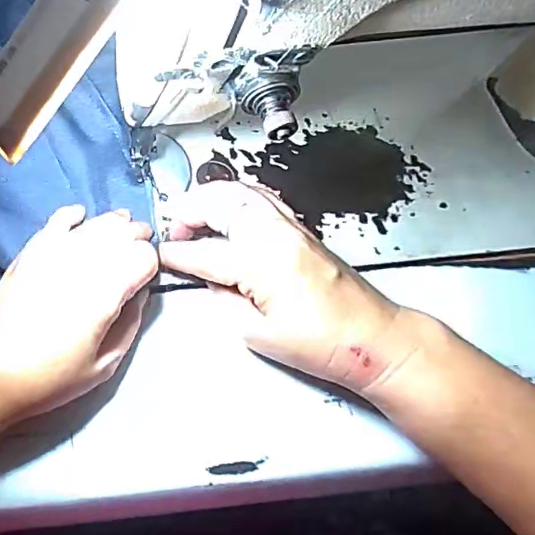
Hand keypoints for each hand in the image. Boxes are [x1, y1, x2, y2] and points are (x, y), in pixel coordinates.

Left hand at [0, 205, 158, 428]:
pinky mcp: (32, 248)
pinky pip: (60, 218)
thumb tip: (138, 293)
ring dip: (114, 225)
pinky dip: (76, 215)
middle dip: (138, 240)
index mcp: (105, 292)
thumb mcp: (104, 365)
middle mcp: (83, 262)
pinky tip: (82, 220)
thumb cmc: (49, 376)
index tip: (147, 278)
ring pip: (97, 222)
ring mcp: (55, 250)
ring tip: (121, 232)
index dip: (151, 265)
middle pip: (124, 232)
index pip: (145, 256)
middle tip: (137, 257)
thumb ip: (130, 324)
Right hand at [157, 180, 424, 394]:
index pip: (203, 252)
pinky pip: (262, 195)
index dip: (175, 253)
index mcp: (260, 263)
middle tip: (175, 229)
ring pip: (241, 190)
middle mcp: (275, 235)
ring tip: (195, 215)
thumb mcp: (258, 334)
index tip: (160, 255)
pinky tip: (229, 208)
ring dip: (210, 197)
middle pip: (219, 202)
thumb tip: (212, 282)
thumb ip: (226, 301)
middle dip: (188, 210)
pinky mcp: (302, 229)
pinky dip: (237, 195)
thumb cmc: (325, 344)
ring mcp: (291, 227)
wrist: (374, 338)